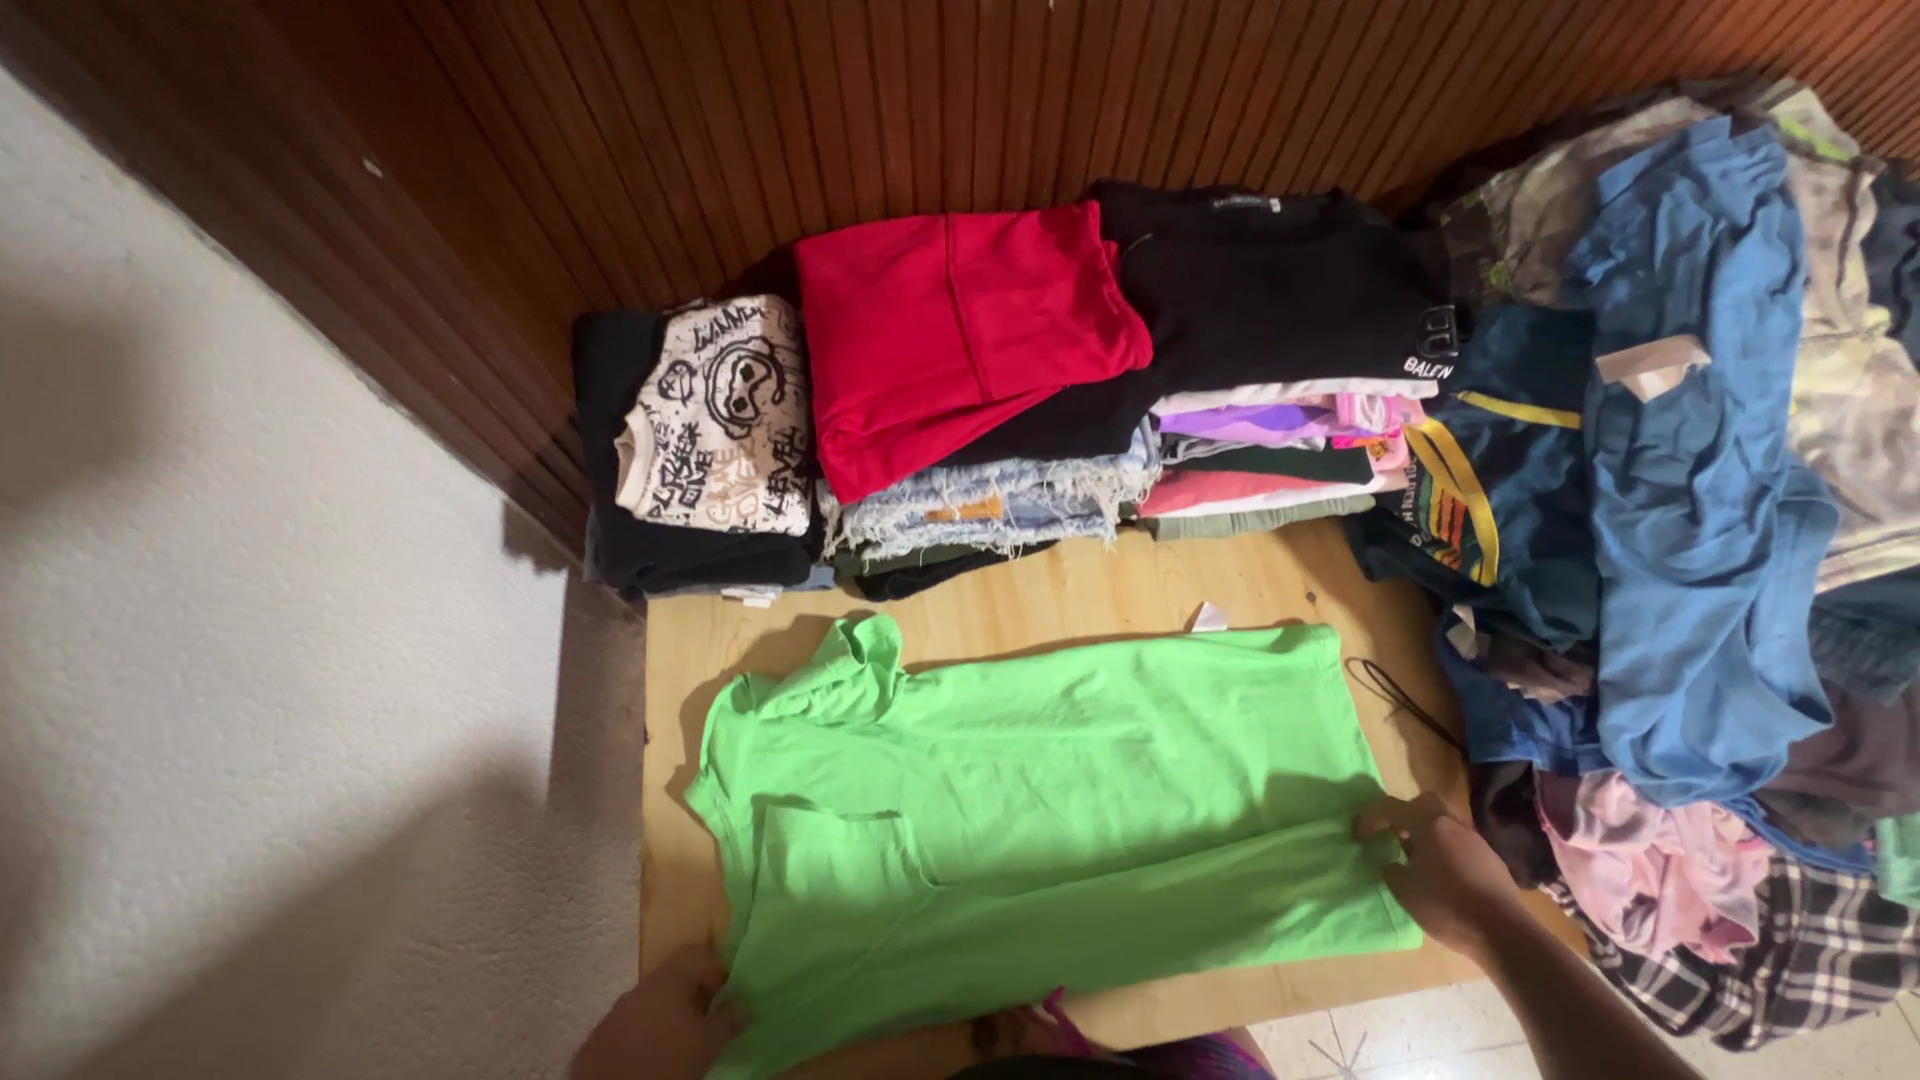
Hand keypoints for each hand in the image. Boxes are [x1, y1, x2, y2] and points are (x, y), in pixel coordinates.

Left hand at [572, 944, 742, 1079]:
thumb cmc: (666, 1063)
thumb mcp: (707, 1045)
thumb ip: (728, 1020)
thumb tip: (742, 1003)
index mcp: (667, 980)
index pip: (696, 952)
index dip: (716, 966)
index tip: (726, 991)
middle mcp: (639, 988)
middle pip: (673, 977)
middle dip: (693, 992)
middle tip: (708, 1017)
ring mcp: (615, 1011)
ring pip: (650, 1000)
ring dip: (669, 1012)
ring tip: (681, 1038)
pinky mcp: (599, 1037)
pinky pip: (630, 1022)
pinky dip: (646, 1029)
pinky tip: (653, 1052)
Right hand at [1352, 792, 1529, 963]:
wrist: (1505, 935)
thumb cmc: (1447, 906)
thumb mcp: (1404, 890)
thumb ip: (1392, 870)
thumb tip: (1394, 864)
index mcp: (1429, 825)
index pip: (1390, 807)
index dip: (1370, 817)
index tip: (1360, 836)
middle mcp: (1453, 825)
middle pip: (1425, 802)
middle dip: (1406, 814)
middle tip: (1395, 835)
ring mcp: (1477, 843)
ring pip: (1446, 823)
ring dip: (1428, 834)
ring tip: (1418, 860)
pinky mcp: (1492, 862)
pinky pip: (1461, 844)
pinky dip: (1446, 851)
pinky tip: (1443, 877)